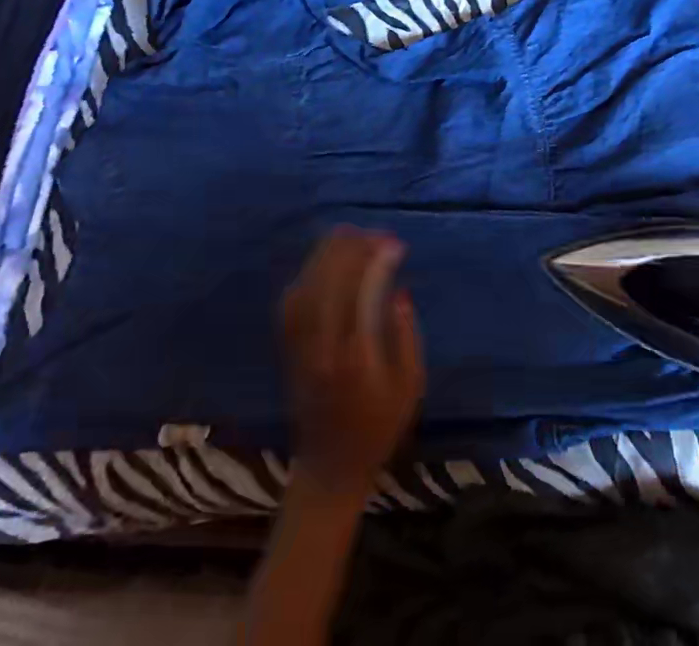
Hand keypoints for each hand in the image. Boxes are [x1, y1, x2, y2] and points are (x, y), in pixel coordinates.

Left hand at [280, 227, 423, 491]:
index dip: (376, 263)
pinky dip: (305, 279)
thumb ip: (405, 336)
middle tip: (370, 232)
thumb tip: (398, 293)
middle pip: (325, 286)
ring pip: (302, 292)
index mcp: (355, 356)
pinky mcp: (288, 353)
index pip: (361, 294)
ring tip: (346, 237)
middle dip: (346, 252)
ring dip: (322, 260)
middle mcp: (320, 348)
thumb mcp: (410, 384)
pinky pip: (289, 307)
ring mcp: (298, 350)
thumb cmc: (381, 426)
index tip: (396, 245)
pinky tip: (321, 267)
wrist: (331, 466)